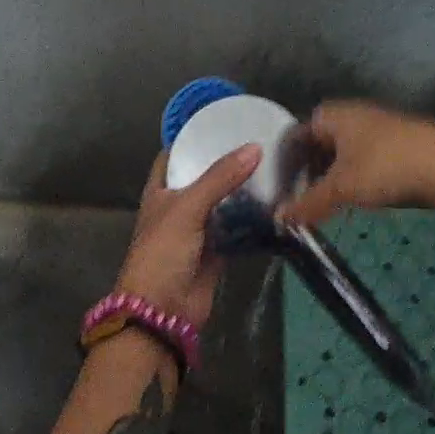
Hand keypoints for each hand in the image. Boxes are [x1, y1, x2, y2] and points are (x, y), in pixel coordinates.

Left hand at [114, 144, 261, 325]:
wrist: (163, 312)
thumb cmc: (163, 252)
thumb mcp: (187, 208)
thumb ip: (220, 178)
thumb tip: (254, 147)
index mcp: (160, 191)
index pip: (173, 156)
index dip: (190, 139)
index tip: (219, 123)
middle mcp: (178, 208)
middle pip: (203, 179)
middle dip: (225, 165)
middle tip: (257, 143)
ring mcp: (198, 231)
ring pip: (222, 205)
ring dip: (241, 193)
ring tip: (272, 168)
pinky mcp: (216, 254)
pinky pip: (236, 232)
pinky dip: (251, 222)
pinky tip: (274, 205)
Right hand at [276, 101, 434, 227]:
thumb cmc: (386, 167)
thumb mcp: (342, 188)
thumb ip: (308, 203)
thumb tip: (278, 219)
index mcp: (333, 114)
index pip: (298, 134)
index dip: (289, 161)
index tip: (284, 189)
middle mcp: (353, 113)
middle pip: (322, 142)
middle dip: (312, 170)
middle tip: (305, 200)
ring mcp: (379, 126)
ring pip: (346, 151)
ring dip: (336, 174)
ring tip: (332, 203)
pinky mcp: (401, 142)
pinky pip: (367, 157)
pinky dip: (359, 175)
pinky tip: (364, 198)